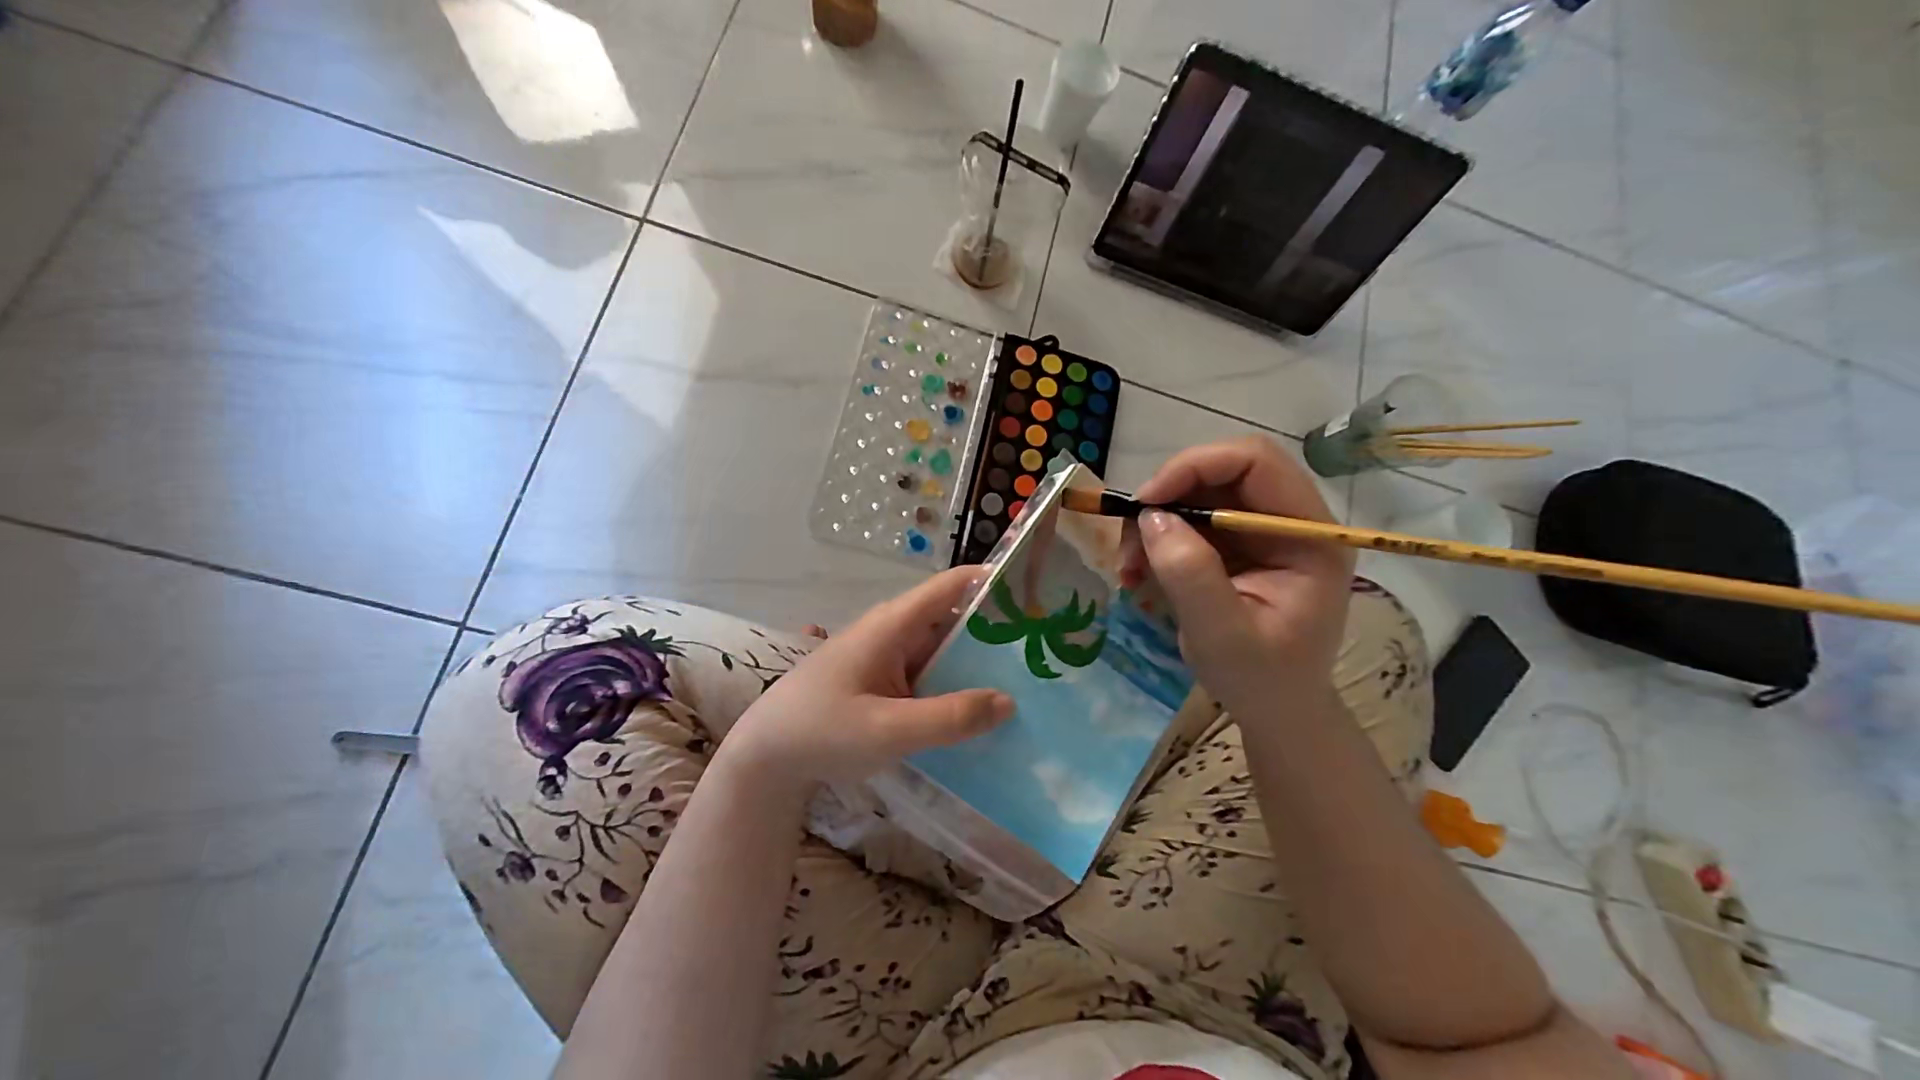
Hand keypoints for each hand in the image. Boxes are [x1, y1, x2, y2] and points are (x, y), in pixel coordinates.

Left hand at [721, 567, 1014, 790]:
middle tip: (1049, 651)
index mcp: (893, 625)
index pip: (953, 585)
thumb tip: (1008, 701)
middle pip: (955, 619)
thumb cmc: (822, 732)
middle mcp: (894, 633)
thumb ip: (949, 718)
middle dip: (998, 631)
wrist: (765, 757)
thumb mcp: (889, 729)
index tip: (1040, 595)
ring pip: (945, 651)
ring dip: (980, 663)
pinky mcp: (885, 683)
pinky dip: (957, 686)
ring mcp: (889, 659)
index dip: (995, 582)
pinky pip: (930, 676)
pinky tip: (985, 711)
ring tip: (1031, 682)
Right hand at [1119, 436, 1354, 715]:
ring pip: (1198, 492)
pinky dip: (1157, 538)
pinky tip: (1139, 572)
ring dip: (1155, 521)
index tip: (1146, 503)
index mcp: (1309, 535)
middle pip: (1222, 470)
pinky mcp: (1237, 545)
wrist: (1275, 711)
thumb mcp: (1222, 634)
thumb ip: (1191, 575)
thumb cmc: (1261, 680)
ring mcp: (1262, 531)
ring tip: (1130, 567)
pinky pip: (1190, 519)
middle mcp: (1290, 520)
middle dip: (1167, 496)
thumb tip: (1151, 517)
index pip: (1256, 462)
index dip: (1195, 467)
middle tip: (1129, 539)